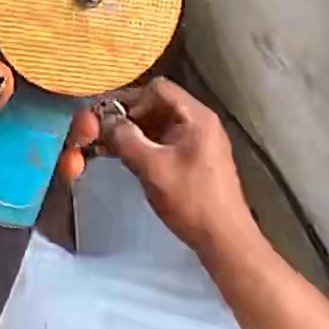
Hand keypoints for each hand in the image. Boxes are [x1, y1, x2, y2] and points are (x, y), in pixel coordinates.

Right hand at [99, 77, 255, 255]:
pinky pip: (165, 139)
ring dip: (135, 132)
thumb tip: (103, 120)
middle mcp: (200, 121)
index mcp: (196, 116)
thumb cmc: (190, 200)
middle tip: (104, 134)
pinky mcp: (195, 157)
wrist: (224, 239)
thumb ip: (125, 139)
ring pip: (159, 122)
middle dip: (130, 116)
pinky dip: (145, 144)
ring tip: (111, 147)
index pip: (157, 88)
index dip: (131, 100)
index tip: (108, 119)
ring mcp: (199, 139)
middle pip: (158, 103)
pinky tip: (128, 158)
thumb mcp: (152, 168)